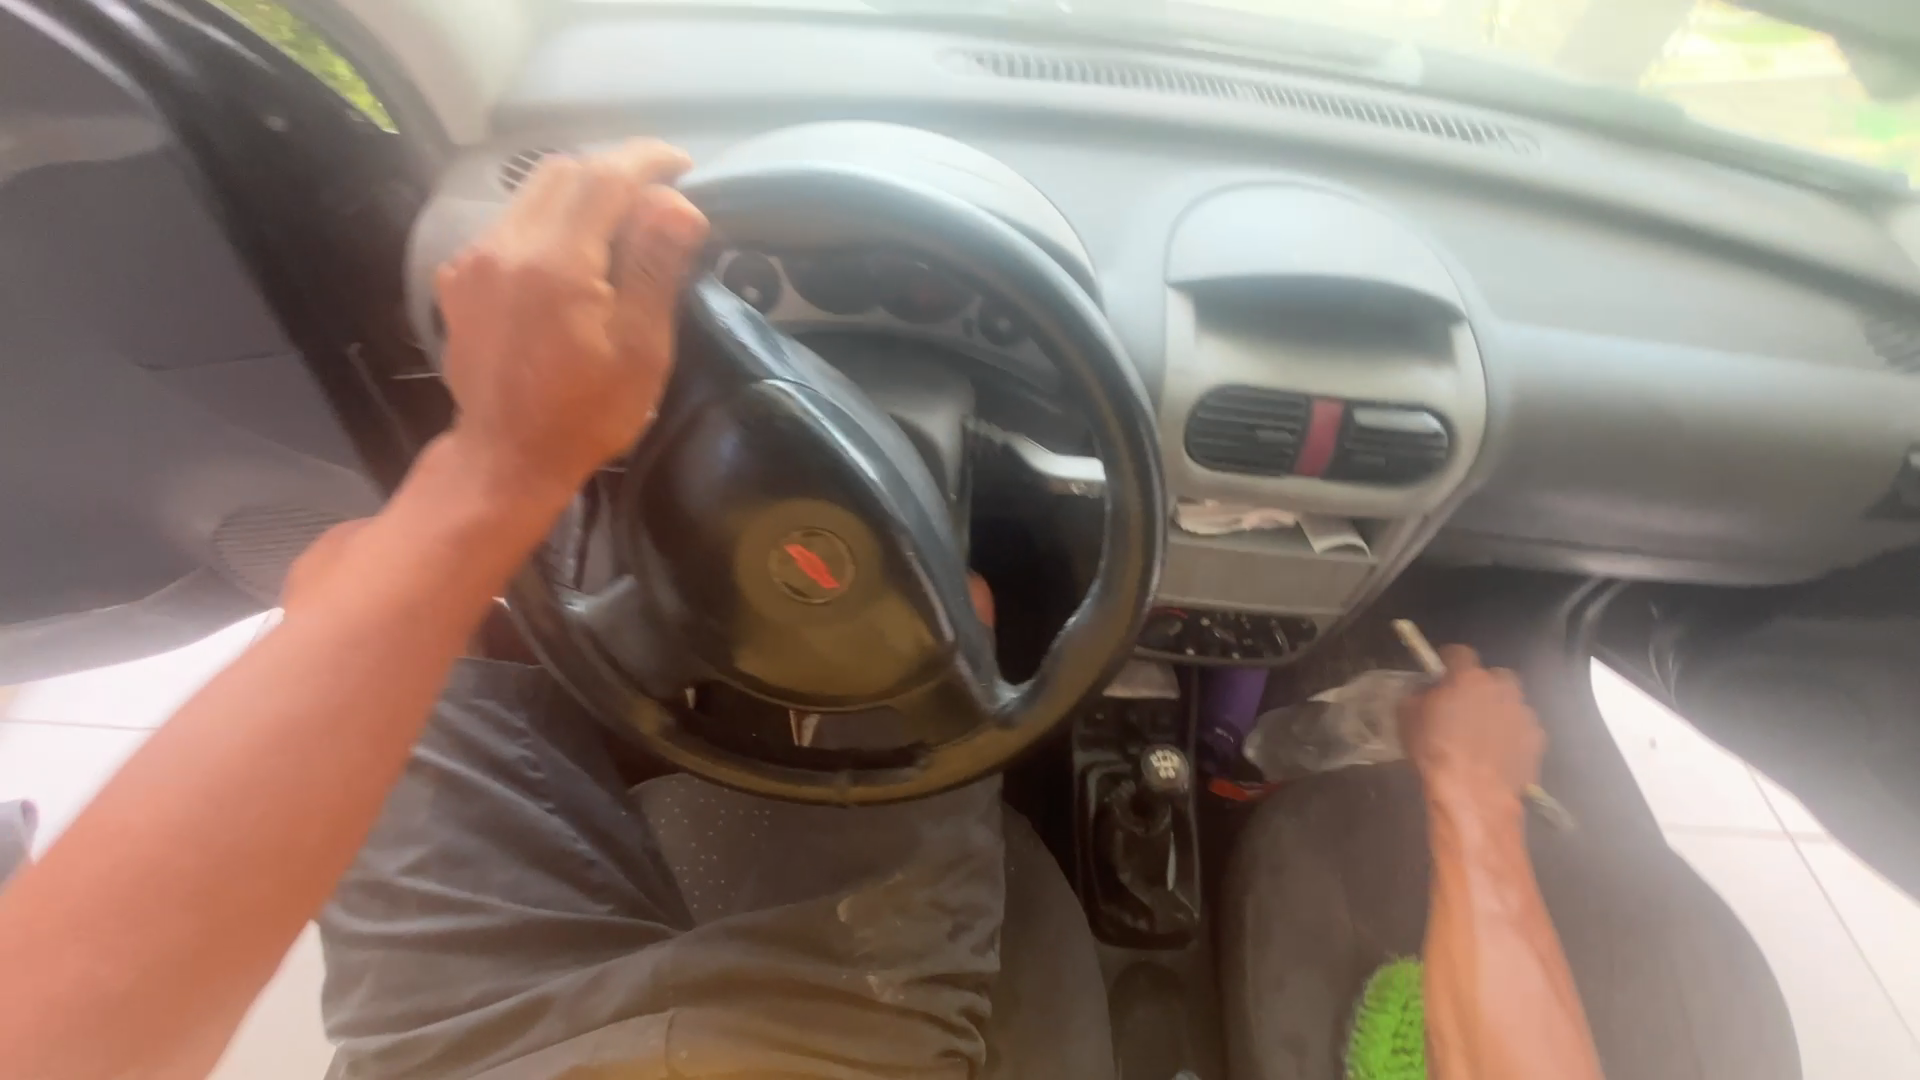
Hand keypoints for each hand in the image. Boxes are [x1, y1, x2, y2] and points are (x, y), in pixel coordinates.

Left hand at [434, 140, 709, 497]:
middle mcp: (505, 245)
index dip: (647, 161)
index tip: (683, 165)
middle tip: (659, 196)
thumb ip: (655, 268)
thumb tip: (677, 203)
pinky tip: (574, 255)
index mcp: (557, 262)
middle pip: (562, 173)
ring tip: (623, 223)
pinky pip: (510, 226)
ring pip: (532, 195)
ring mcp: (474, 260)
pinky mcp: (461, 279)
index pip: (604, 178)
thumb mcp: (641, 349)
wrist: (510, 456)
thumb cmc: (589, 413)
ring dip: (582, 195)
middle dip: (615, 172)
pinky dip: (551, 221)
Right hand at [1401, 645, 1543, 799]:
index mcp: (1467, 678)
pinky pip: (1523, 726)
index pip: (1460, 652)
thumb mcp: (1407, 716)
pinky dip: (1511, 732)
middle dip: (1482, 684)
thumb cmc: (1434, 750)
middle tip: (1464, 702)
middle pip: (1495, 675)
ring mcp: (1524, 714)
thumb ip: (1419, 693)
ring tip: (1482, 730)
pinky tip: (1496, 749)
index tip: (1440, 672)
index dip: (1448, 660)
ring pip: (1511, 701)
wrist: (1473, 793)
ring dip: (1498, 708)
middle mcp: (1501, 689)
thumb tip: (1428, 689)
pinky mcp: (1538, 739)